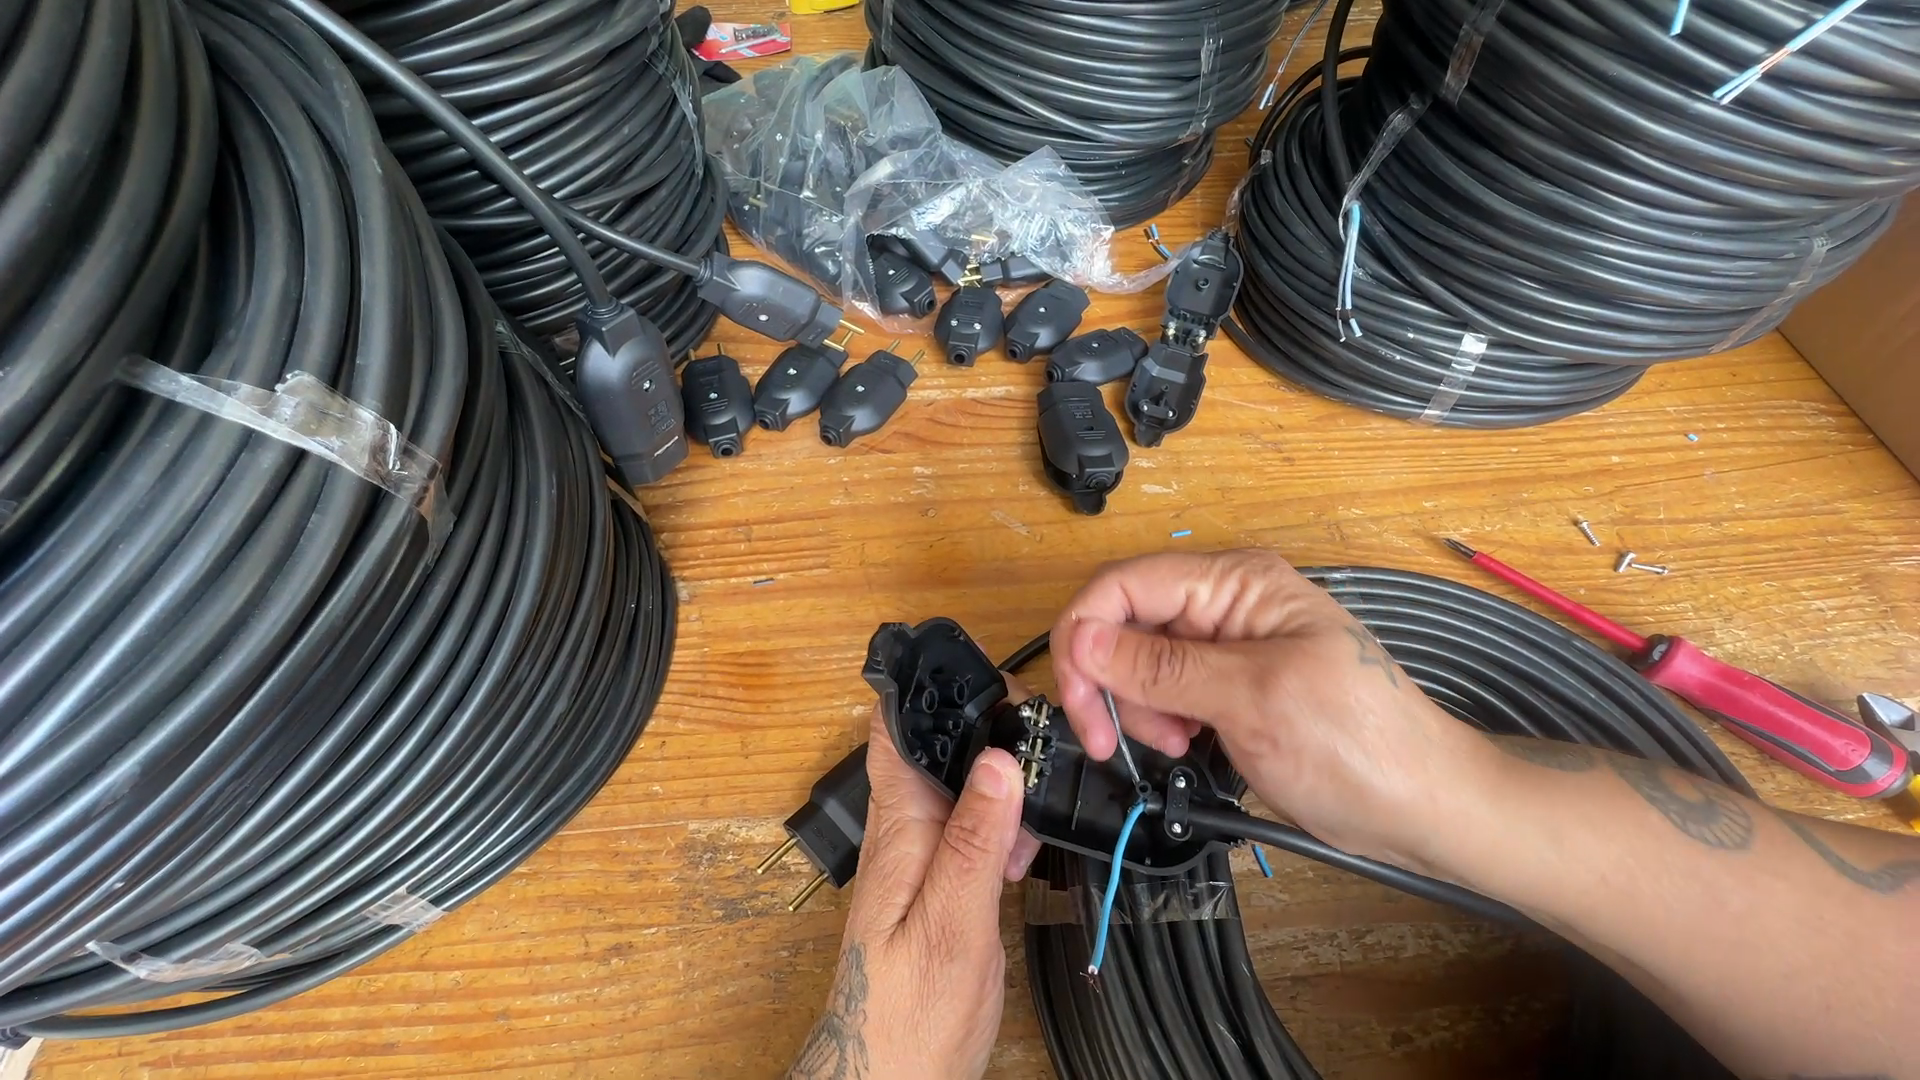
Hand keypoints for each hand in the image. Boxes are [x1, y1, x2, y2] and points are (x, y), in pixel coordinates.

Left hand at [787, 691, 1039, 1079]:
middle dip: (985, 725)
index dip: (927, 690)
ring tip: (1042, 790)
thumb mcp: (951, 922)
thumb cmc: (911, 1010)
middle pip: (938, 745)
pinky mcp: (944, 874)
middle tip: (1040, 727)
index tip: (977, 669)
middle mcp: (907, 825)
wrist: (894, 1075)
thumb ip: (973, 841)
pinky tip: (1025, 841)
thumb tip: (999, 761)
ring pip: (963, 781)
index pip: (895, 730)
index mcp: (900, 824)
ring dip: (1001, 774)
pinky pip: (974, 822)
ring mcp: (926, 849)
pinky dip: (1004, 818)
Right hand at [1049, 550, 1486, 867]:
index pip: (1124, 585)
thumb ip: (1162, 667)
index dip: (1085, 634)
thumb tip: (1082, 639)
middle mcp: (1221, 602)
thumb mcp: (1254, 700)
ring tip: (1174, 743)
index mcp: (1234, 583)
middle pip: (1121, 622)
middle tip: (1110, 738)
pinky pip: (1159, 687)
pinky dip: (1155, 717)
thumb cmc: (1356, 746)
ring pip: (1132, 659)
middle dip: (1108, 679)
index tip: (1077, 699)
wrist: (1425, 809)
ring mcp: (1221, 643)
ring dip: (1134, 705)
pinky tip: (1184, 742)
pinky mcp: (1222, 682)